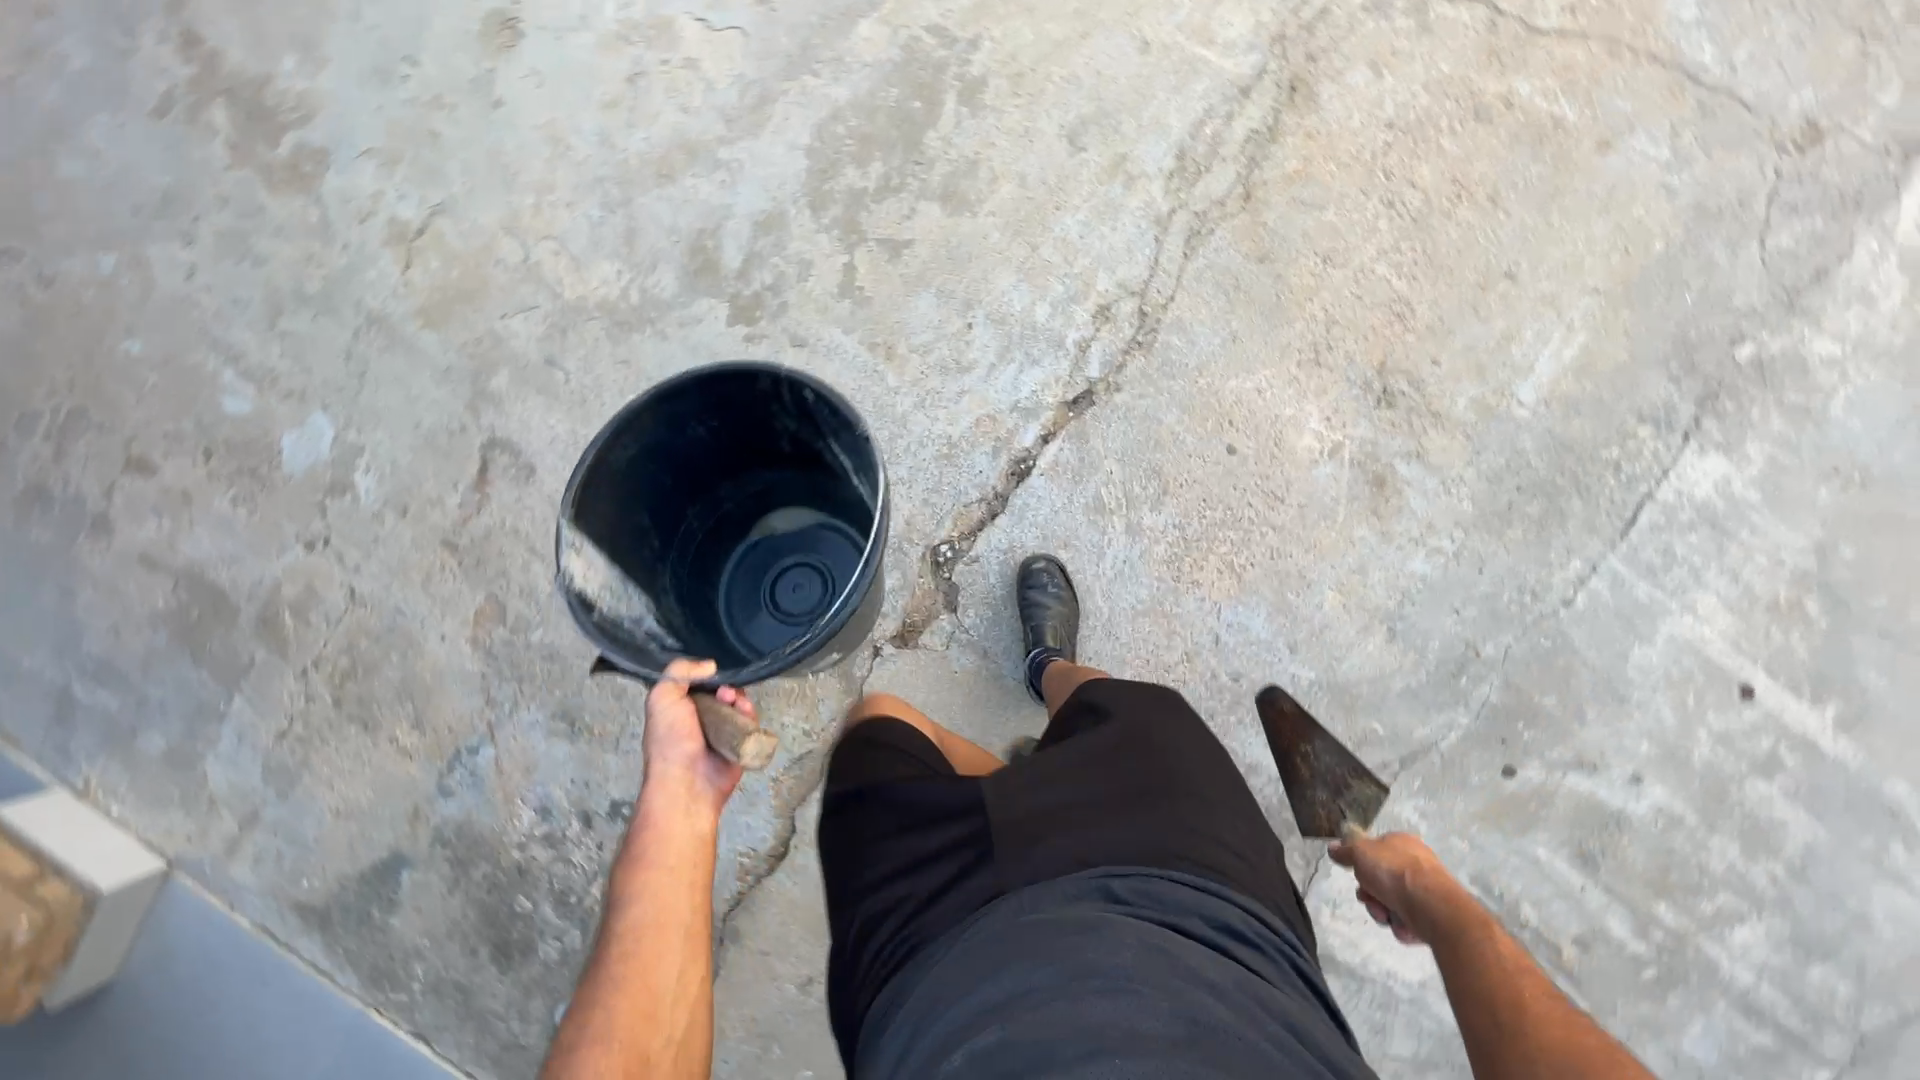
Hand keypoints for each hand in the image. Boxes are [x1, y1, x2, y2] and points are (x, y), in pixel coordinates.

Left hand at [642, 658, 748, 818]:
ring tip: (734, 703)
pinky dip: (750, 714)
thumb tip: (711, 665)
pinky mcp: (741, 744)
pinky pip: (751, 723)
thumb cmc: (670, 738)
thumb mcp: (662, 696)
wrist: (687, 780)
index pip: (698, 684)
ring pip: (738, 705)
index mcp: (679, 709)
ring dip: (739, 699)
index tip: (712, 674)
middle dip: (726, 687)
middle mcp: (701, 719)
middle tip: (724, 693)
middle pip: (722, 692)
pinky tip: (744, 713)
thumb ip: (680, 671)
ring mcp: (722, 732)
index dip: (707, 676)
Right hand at [1327, 828, 1460, 944]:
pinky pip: (1406, 921)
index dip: (1362, 865)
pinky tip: (1403, 924)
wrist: (1432, 907)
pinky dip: (1400, 925)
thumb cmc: (1394, 871)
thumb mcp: (1360, 852)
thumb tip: (1333, 847)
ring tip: (1387, 914)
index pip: (1375, 852)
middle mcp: (1416, 865)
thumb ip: (1345, 850)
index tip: (1357, 875)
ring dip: (1382, 911)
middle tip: (1368, 898)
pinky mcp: (1433, 916)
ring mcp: (1425, 891)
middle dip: (1369, 894)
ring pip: (1390, 903)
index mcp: (1402, 844)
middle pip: (1379, 881)